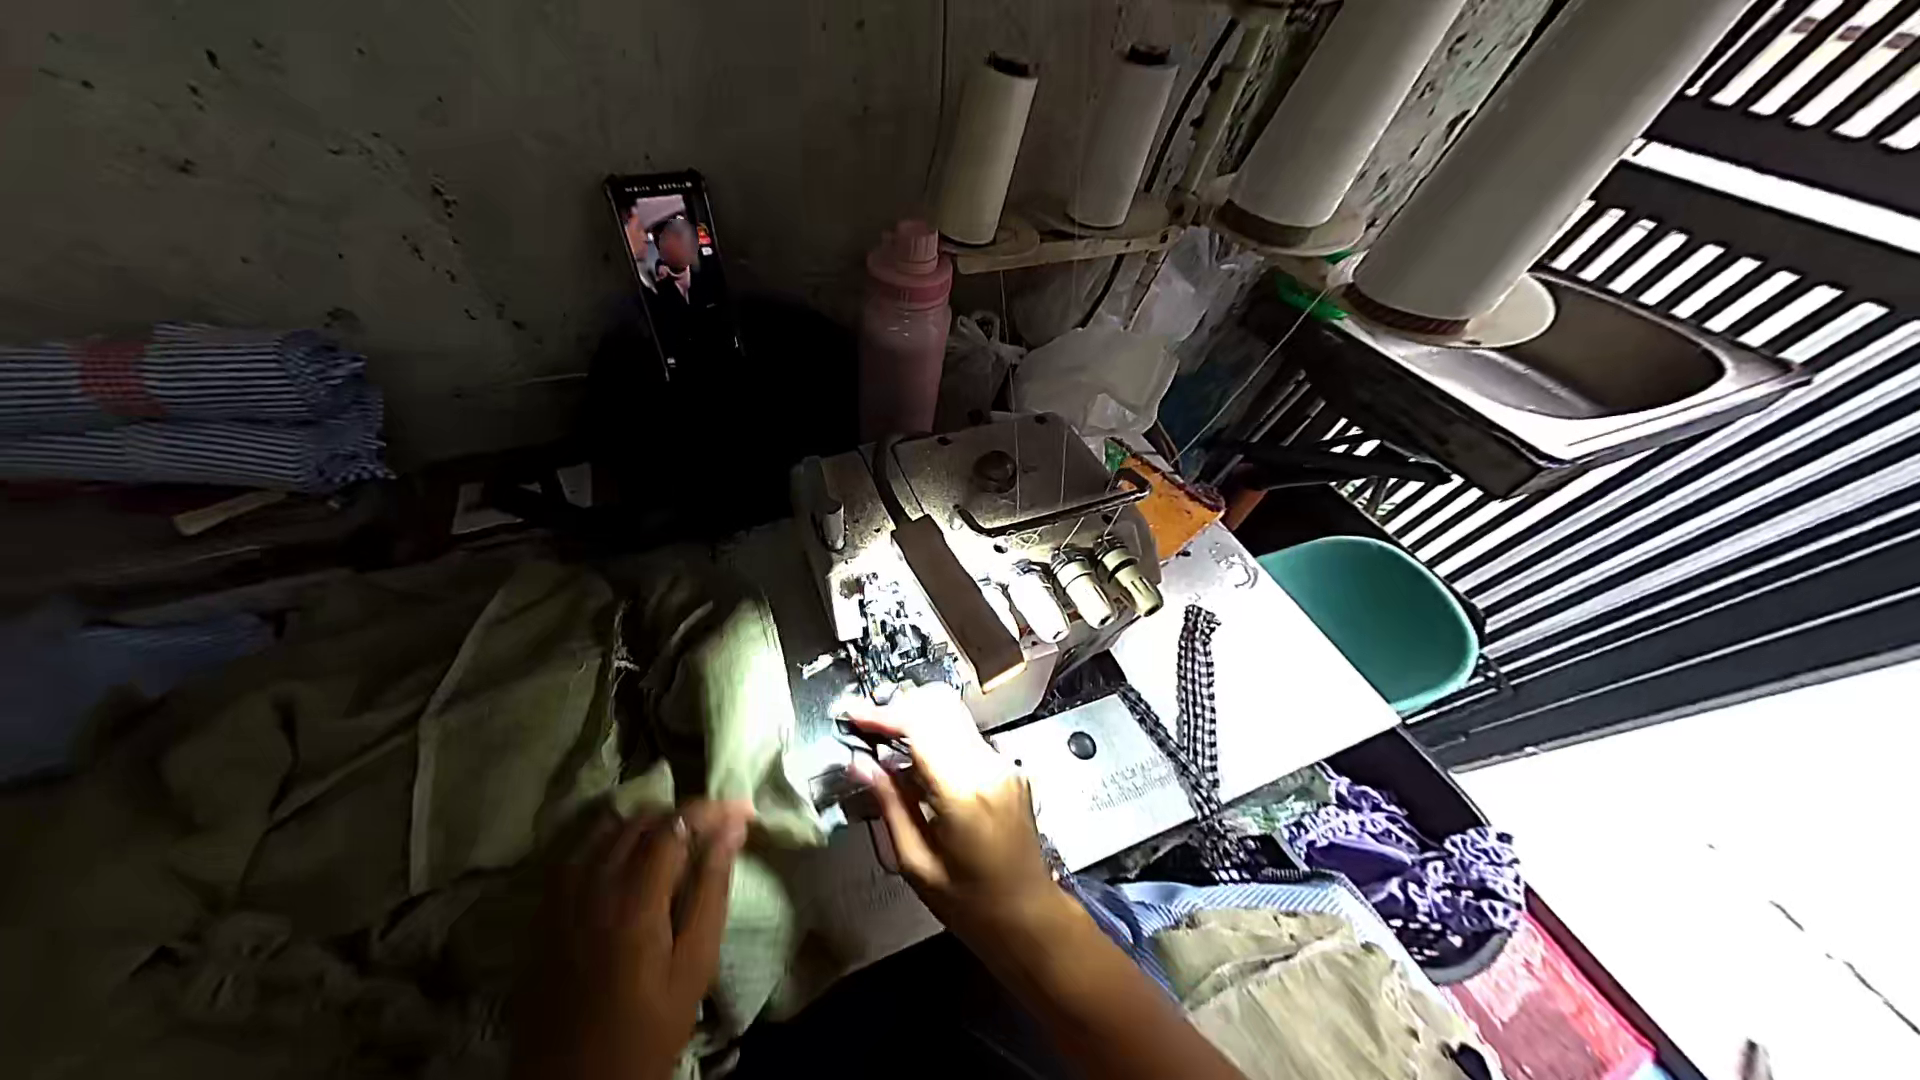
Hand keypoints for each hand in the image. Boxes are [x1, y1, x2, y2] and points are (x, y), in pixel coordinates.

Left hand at [512, 800, 750, 1079]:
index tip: (739, 809)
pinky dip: (606, 838)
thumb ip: (712, 890)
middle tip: (713, 828)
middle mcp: (594, 889)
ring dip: (645, 822)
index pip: (675, 826)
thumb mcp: (695, 963)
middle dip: (682, 815)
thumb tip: (732, 831)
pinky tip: (624, 850)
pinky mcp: (544, 914)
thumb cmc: (649, 1027)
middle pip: (640, 822)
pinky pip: (575, 853)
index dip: (710, 809)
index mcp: (635, 902)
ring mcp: (562, 900)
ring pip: (605, 830)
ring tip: (675, 837)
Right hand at [842, 683, 1062, 946]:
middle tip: (866, 727)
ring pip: (953, 717)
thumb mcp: (917, 864)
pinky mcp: (1008, 768)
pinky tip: (915, 762)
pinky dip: (936, 737)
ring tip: (884, 743)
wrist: (1029, 915)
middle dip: (898, 710)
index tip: (854, 715)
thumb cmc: (972, 904)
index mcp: (965, 793)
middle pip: (939, 709)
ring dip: (916, 720)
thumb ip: (889, 806)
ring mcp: (1003, 765)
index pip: (921, 727)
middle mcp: (989, 768)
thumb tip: (861, 765)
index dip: (882, 715)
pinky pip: (965, 737)